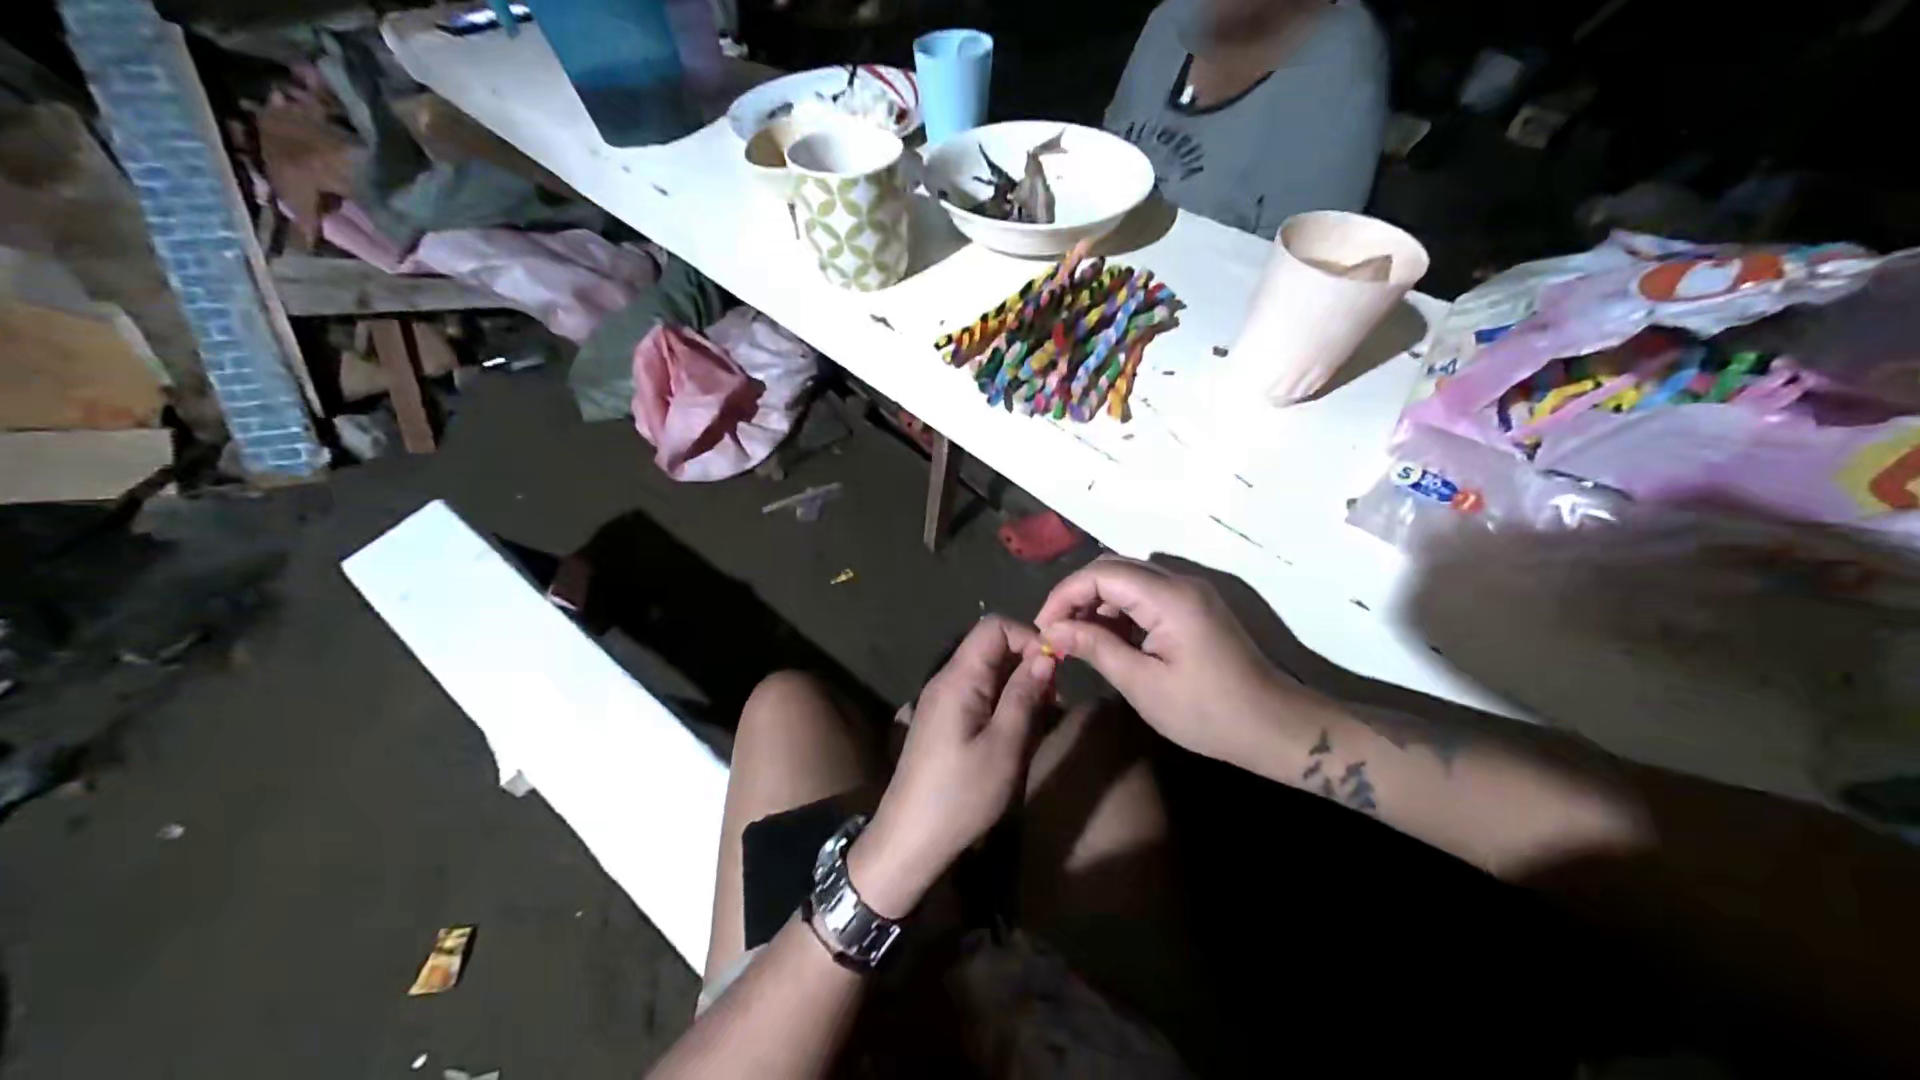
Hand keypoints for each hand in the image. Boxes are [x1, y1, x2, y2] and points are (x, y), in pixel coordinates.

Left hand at [848, 616, 1054, 917]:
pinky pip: (978, 694)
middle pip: (991, 647)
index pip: (994, 627)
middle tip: (1052, 701)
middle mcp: (946, 680)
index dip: (1028, 638)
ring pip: (988, 671)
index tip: (1054, 671)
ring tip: (1039, 719)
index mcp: (958, 678)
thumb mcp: (1003, 746)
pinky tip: (1017, 732)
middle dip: (1027, 664)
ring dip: (1018, 686)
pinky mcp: (943, 721)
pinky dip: (1002, 702)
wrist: (910, 839)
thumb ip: (1024, 696)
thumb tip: (1045, 655)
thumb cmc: (961, 794)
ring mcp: (942, 700)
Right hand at [1035, 557, 1298, 765]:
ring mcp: (1190, 593)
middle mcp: (1180, 583)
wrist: (1275, 727)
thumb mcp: (1142, 684)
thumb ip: (1095, 648)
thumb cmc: (1208, 713)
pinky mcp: (1195, 608)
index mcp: (1169, 598)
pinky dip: (1120, 611)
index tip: (1044, 628)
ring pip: (1129, 579)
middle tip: (1056, 631)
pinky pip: (1147, 595)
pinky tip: (1108, 639)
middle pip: (1114, 568)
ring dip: (1098, 602)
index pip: (1101, 573)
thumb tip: (1052, 630)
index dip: (1065, 595)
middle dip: (1078, 595)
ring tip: (1076, 638)